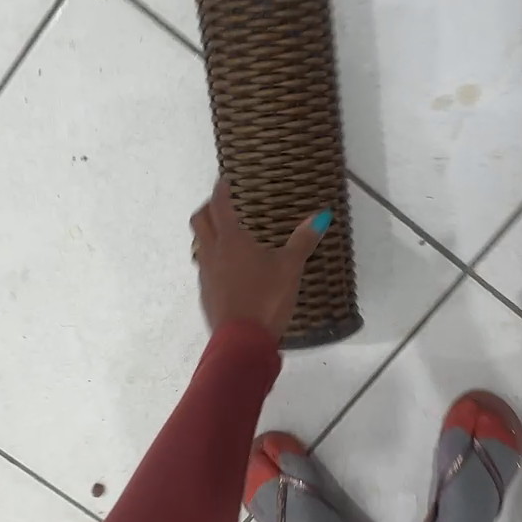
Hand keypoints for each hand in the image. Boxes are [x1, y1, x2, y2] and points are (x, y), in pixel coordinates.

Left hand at [190, 179, 330, 339]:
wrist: (242, 341)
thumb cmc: (266, 298)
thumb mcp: (290, 268)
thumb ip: (303, 241)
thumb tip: (321, 217)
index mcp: (231, 240)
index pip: (220, 206)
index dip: (221, 190)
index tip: (223, 180)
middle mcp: (212, 253)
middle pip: (200, 221)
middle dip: (208, 208)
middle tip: (220, 204)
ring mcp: (206, 275)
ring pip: (200, 245)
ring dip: (208, 235)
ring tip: (225, 236)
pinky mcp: (207, 295)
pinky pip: (205, 268)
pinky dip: (214, 260)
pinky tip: (229, 270)